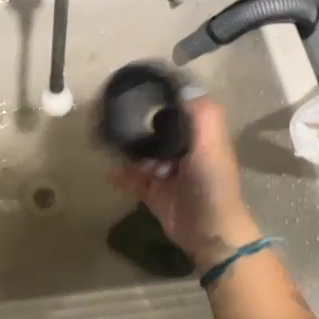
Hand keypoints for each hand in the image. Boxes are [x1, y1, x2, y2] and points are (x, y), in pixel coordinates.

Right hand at [107, 96, 259, 267]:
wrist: (209, 233)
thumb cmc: (212, 186)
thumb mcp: (211, 146)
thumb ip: (201, 115)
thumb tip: (185, 85)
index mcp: (199, 138)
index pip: (179, 111)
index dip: (162, 99)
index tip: (140, 87)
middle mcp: (183, 152)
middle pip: (156, 132)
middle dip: (137, 127)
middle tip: (113, 115)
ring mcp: (166, 173)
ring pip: (141, 155)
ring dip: (127, 151)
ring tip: (106, 142)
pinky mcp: (154, 192)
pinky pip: (132, 178)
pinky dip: (120, 174)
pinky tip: (109, 172)